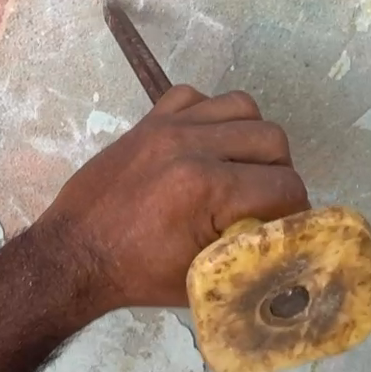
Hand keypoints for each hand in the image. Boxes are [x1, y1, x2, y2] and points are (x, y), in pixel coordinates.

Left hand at [31, 86, 309, 313]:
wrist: (74, 250)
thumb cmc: (137, 273)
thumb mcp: (203, 276)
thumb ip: (251, 252)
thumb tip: (292, 240)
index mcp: (206, 189)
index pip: (286, 185)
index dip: (296, 210)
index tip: (285, 226)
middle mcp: (190, 145)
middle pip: (272, 138)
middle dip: (279, 171)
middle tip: (265, 199)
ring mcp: (166, 126)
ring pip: (240, 105)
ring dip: (250, 136)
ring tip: (239, 167)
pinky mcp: (147, 119)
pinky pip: (194, 95)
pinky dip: (209, 114)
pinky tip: (204, 144)